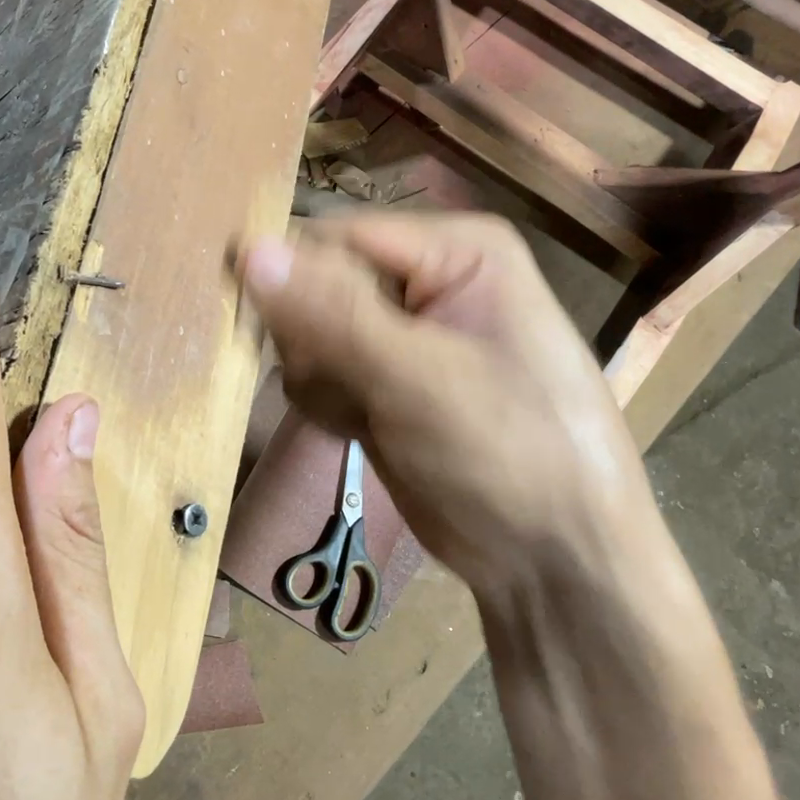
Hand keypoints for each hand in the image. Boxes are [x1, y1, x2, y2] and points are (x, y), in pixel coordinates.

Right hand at [237, 213, 654, 597]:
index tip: (260, 331)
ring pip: (303, 330)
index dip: (287, 278)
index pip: (332, 237)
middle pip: (311, 282)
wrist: (551, 562)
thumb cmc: (513, 455)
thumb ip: (332, 313)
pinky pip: (314, 370)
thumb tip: (248, 249)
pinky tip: (358, 429)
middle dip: (309, 340)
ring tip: (359, 413)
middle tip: (340, 384)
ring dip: (316, 377)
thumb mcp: (422, 379)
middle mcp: (424, 279)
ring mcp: (400, 332)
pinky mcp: (379, 378)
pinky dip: (323, 402)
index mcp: (455, 251)